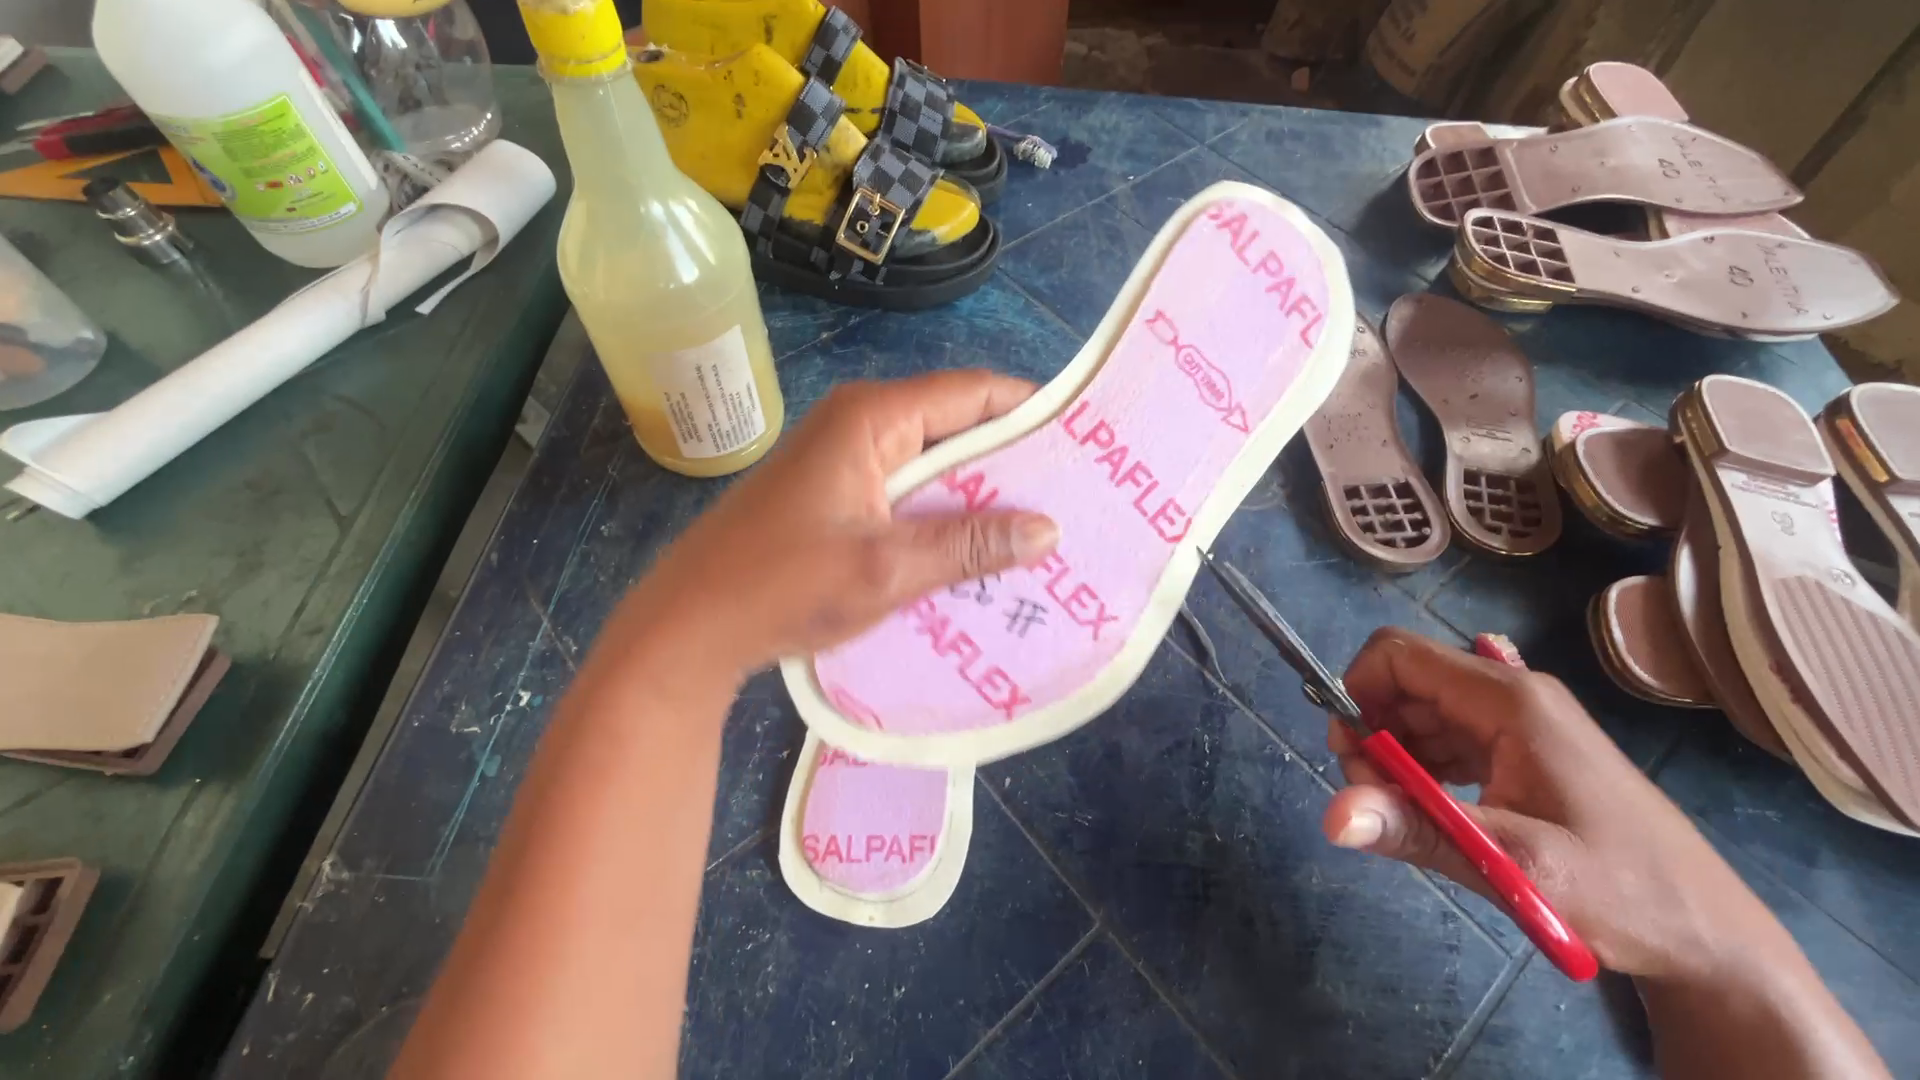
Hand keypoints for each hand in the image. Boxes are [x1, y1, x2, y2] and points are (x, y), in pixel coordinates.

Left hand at [630, 371, 1059, 676]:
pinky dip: (942, 513)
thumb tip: (1047, 529)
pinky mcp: (835, 494)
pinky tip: (976, 549)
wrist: (690, 626)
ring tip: (1038, 526)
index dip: (1031, 409)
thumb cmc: (784, 585)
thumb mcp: (887, 568)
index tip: (1085, 439)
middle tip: (1073, 494)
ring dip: (978, 493)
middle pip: (956, 426)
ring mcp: (844, 458)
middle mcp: (861, 423)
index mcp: (873, 418)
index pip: (972, 393)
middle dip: (1012, 459)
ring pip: (932, 463)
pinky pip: (906, 491)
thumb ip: (968, 544)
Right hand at [1320, 627, 1776, 978]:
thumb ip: (1418, 829)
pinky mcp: (1521, 751)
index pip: (1398, 654)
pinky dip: (1422, 769)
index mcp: (1510, 700)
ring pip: (1420, 713)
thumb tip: (1331, 816)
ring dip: (1394, 755)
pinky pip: (1445, 739)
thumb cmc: (1624, 892)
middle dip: (1372, 732)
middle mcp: (1511, 695)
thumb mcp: (1515, 864)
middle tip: (1378, 797)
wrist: (1712, 939)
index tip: (1351, 755)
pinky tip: (1435, 812)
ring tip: (1407, 813)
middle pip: (1405, 684)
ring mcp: (1518, 723)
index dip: (1356, 691)